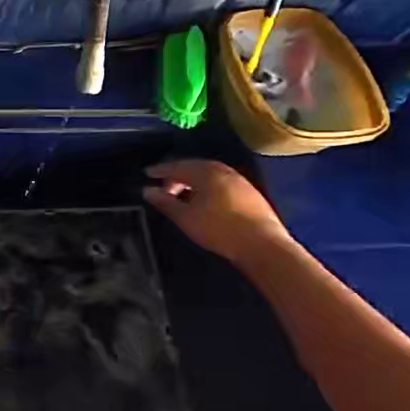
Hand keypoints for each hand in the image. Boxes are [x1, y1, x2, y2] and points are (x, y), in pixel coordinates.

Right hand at [142, 159, 294, 264]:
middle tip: (164, 188)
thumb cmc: (218, 229)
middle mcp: (222, 170)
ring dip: (193, 182)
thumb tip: (147, 190)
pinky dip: (208, 187)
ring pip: (209, 175)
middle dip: (177, 175)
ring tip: (183, 195)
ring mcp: (239, 180)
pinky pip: (221, 183)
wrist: (263, 244)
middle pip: (194, 167)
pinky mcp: (249, 192)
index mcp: (205, 171)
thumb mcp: (186, 218)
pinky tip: (205, 201)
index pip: (177, 166)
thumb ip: (165, 202)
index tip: (147, 173)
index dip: (160, 170)